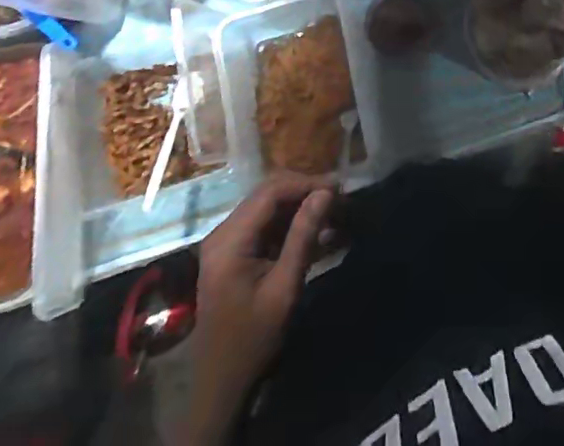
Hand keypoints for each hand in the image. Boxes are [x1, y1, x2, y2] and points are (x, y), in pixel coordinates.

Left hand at [188, 176, 333, 441]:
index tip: (341, 190)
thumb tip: (326, 192)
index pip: (270, 192)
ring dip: (302, 205)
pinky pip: (265, 223)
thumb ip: (304, 235)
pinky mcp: (234, 252)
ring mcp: (226, 242)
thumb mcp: (285, 286)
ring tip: (335, 215)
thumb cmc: (254, 336)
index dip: (307, 183)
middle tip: (341, 201)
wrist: (222, 380)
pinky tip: (318, 233)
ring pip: (269, 205)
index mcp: (229, 241)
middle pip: (268, 193)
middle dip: (306, 191)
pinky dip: (292, 222)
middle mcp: (222, 234)